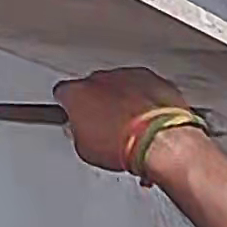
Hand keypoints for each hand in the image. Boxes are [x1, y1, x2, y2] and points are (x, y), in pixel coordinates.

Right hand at [52, 68, 192, 172]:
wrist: (162, 141)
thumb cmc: (124, 144)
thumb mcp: (85, 150)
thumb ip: (78, 133)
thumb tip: (82, 134)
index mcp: (75, 92)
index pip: (63, 94)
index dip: (71, 109)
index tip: (78, 121)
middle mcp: (98, 78)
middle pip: (93, 87)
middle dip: (100, 104)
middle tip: (109, 129)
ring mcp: (127, 76)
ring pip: (121, 85)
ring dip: (125, 101)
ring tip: (134, 129)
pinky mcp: (155, 79)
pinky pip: (146, 87)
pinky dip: (148, 100)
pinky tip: (152, 122)